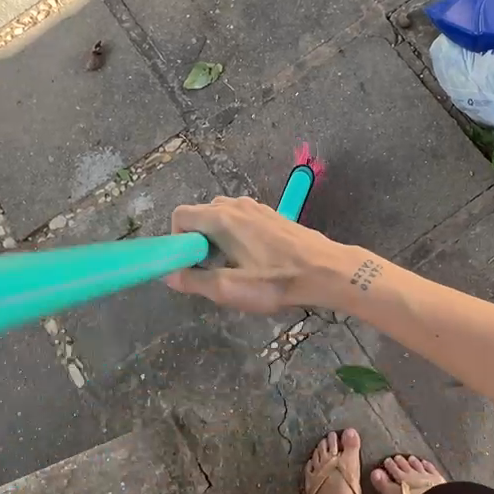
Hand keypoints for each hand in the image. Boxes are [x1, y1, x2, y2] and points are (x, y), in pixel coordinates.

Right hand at [163, 196, 376, 314]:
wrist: (324, 269)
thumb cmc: (276, 280)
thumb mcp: (230, 289)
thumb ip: (195, 282)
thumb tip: (169, 276)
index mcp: (221, 218)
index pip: (180, 215)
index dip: (176, 239)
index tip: (190, 264)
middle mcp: (235, 205)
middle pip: (200, 215)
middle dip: (197, 241)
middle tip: (212, 269)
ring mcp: (255, 206)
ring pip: (221, 217)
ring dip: (217, 238)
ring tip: (233, 266)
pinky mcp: (271, 214)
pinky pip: (240, 219)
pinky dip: (235, 235)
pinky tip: (254, 259)